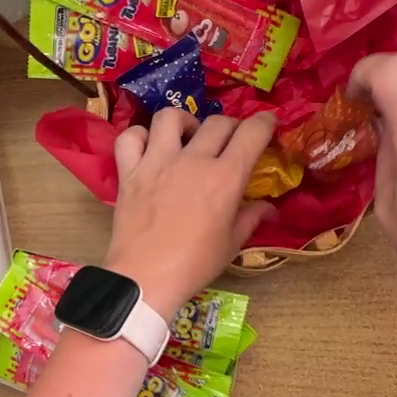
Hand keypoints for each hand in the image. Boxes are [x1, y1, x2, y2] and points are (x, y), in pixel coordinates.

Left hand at [105, 108, 276, 315]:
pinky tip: (149, 148)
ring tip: (188, 138)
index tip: (267, 126)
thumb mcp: (230, 245)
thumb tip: (267, 207)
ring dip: (185, 121)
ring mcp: (156, 163)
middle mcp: (192, 161)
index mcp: (225, 177)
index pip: (252, 132)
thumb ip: (250, 218)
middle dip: (231, 127)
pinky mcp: (129, 174)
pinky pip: (130, 139)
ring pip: (170, 117)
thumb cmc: (193, 266)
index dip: (265, 123)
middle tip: (229, 142)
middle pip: (217, 122)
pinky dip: (139, 137)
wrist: (145, 280)